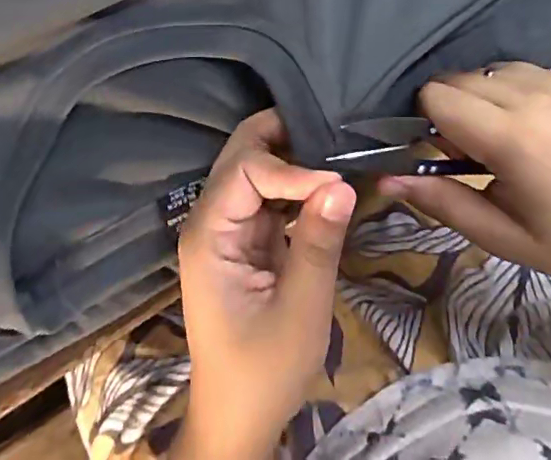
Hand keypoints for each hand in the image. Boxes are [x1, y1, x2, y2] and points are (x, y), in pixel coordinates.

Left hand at [176, 109, 354, 459]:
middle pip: (240, 155)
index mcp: (209, 235)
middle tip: (331, 131)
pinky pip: (268, 194)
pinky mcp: (245, 239)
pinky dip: (296, 182)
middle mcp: (210, 220)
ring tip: (334, 148)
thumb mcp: (300, 311)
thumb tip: (341, 184)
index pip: (245, 169)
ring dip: (291, 155)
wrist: (237, 419)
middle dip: (282, 137)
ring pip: (254, 168)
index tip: (335, 183)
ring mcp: (226, 228)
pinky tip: (325, 181)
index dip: (290, 168)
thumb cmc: (263, 371)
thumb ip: (317, 243)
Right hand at [379, 62, 550, 299]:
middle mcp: (532, 97)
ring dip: (472, 98)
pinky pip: (509, 69)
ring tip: (495, 140)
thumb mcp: (502, 237)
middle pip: (453, 79)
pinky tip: (518, 125)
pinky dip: (498, 90)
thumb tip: (385, 180)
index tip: (439, 154)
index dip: (425, 123)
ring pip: (479, 70)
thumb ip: (441, 202)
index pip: (436, 97)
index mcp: (515, 139)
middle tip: (466, 154)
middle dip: (446, 110)